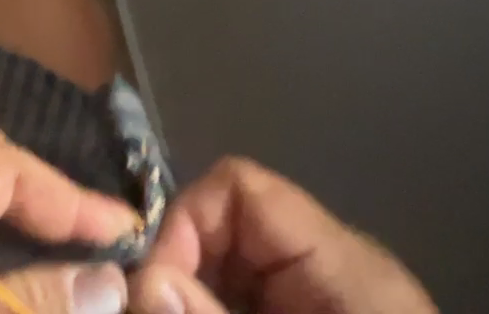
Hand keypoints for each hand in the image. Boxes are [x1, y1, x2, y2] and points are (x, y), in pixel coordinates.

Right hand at [129, 158, 435, 313]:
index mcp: (343, 263)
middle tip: (150, 313)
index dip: (186, 219)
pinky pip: (248, 300)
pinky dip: (217, 310)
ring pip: (229, 271)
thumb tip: (146, 281)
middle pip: (227, 229)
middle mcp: (331, 268)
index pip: (240, 187)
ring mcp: (322, 301)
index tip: (155, 285)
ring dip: (194, 298)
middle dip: (180, 270)